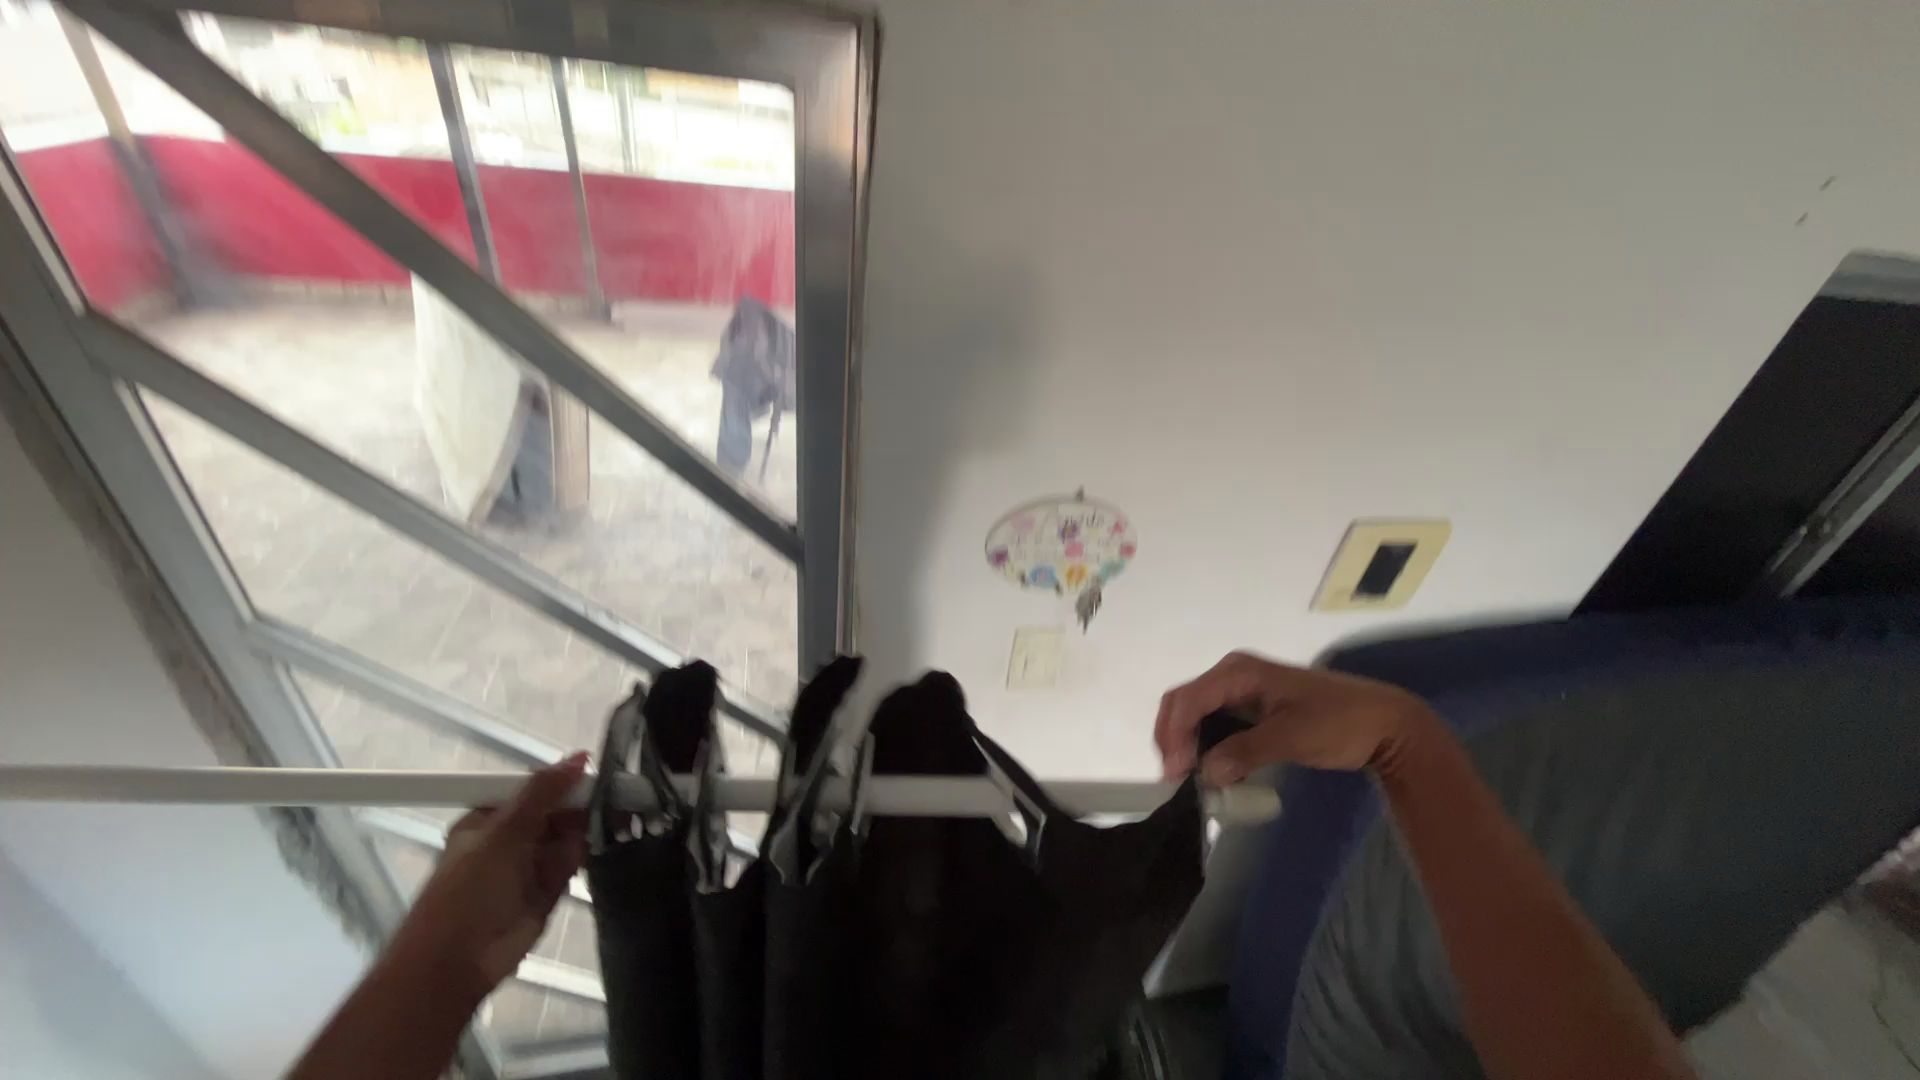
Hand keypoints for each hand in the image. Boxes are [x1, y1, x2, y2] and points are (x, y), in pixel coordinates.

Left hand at [387, 753, 590, 1000]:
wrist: (456, 964)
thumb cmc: (471, 890)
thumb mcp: (505, 832)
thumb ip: (544, 792)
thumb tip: (582, 756)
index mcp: (490, 819)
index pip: (536, 790)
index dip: (565, 782)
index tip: (595, 775)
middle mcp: (511, 839)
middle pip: (557, 811)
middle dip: (581, 806)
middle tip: (613, 799)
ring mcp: (529, 865)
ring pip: (568, 836)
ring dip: (583, 833)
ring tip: (600, 828)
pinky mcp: (547, 890)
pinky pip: (571, 863)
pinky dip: (578, 859)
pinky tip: (580, 859)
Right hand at [1155, 651, 1436, 783]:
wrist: (1385, 723)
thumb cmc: (1341, 723)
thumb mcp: (1293, 737)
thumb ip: (1245, 751)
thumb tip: (1206, 773)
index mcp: (1239, 671)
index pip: (1189, 699)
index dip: (1175, 735)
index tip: (1178, 773)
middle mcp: (1232, 674)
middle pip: (1183, 703)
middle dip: (1173, 738)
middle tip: (1176, 778)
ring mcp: (1240, 690)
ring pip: (1194, 713)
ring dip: (1186, 743)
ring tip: (1189, 777)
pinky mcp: (1249, 708)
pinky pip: (1213, 723)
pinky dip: (1205, 745)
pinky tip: (1210, 770)